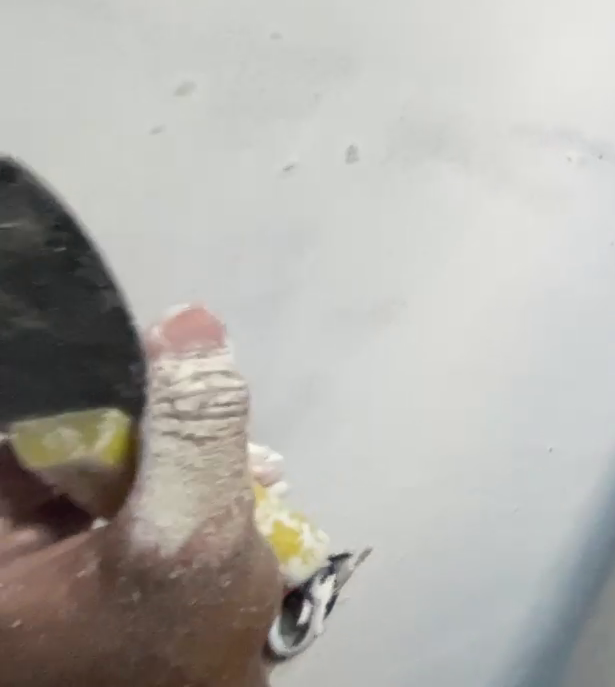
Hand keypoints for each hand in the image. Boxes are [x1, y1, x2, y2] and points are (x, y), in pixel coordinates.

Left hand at [0, 307, 282, 686]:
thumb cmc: (170, 638)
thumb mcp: (190, 528)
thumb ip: (192, 426)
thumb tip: (187, 320)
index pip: (15, 423)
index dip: (96, 389)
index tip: (173, 383)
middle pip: (55, 436)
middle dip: (156, 427)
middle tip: (230, 452)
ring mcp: (23, 551)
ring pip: (94, 454)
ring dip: (180, 451)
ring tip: (247, 478)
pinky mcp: (65, 550)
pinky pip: (114, 481)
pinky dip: (179, 476)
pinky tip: (234, 491)